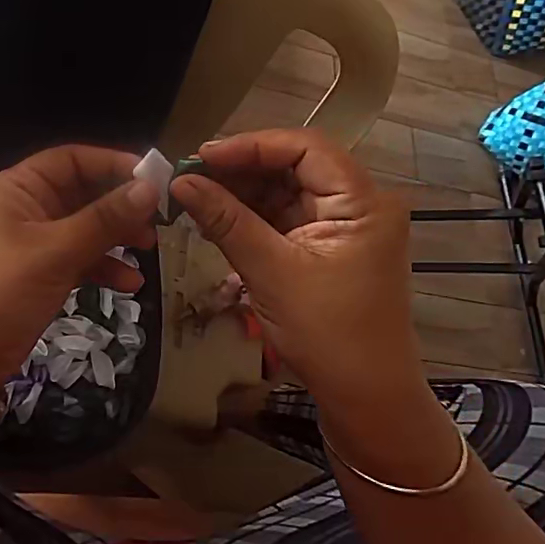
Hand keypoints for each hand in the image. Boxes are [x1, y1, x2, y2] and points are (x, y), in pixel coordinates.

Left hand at [0, 145, 157, 403]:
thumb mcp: (53, 252)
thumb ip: (104, 220)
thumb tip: (151, 187)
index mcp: (16, 188)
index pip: (71, 160)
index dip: (113, 164)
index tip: (155, 180)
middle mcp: (21, 209)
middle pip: (79, 194)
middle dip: (118, 205)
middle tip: (156, 222)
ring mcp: (27, 246)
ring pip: (81, 230)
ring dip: (114, 238)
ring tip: (147, 251)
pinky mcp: (32, 278)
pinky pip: (74, 261)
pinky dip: (100, 268)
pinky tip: (129, 284)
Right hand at [169, 129, 425, 411]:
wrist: (365, 397)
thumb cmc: (327, 333)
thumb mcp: (270, 271)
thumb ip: (225, 220)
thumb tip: (180, 182)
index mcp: (361, 201)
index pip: (305, 148)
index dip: (251, 146)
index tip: (203, 157)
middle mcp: (357, 203)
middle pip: (293, 166)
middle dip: (240, 169)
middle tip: (190, 177)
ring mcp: (340, 225)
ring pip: (283, 190)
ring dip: (239, 193)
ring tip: (195, 197)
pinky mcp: (324, 246)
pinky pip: (281, 217)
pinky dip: (248, 216)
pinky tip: (214, 218)